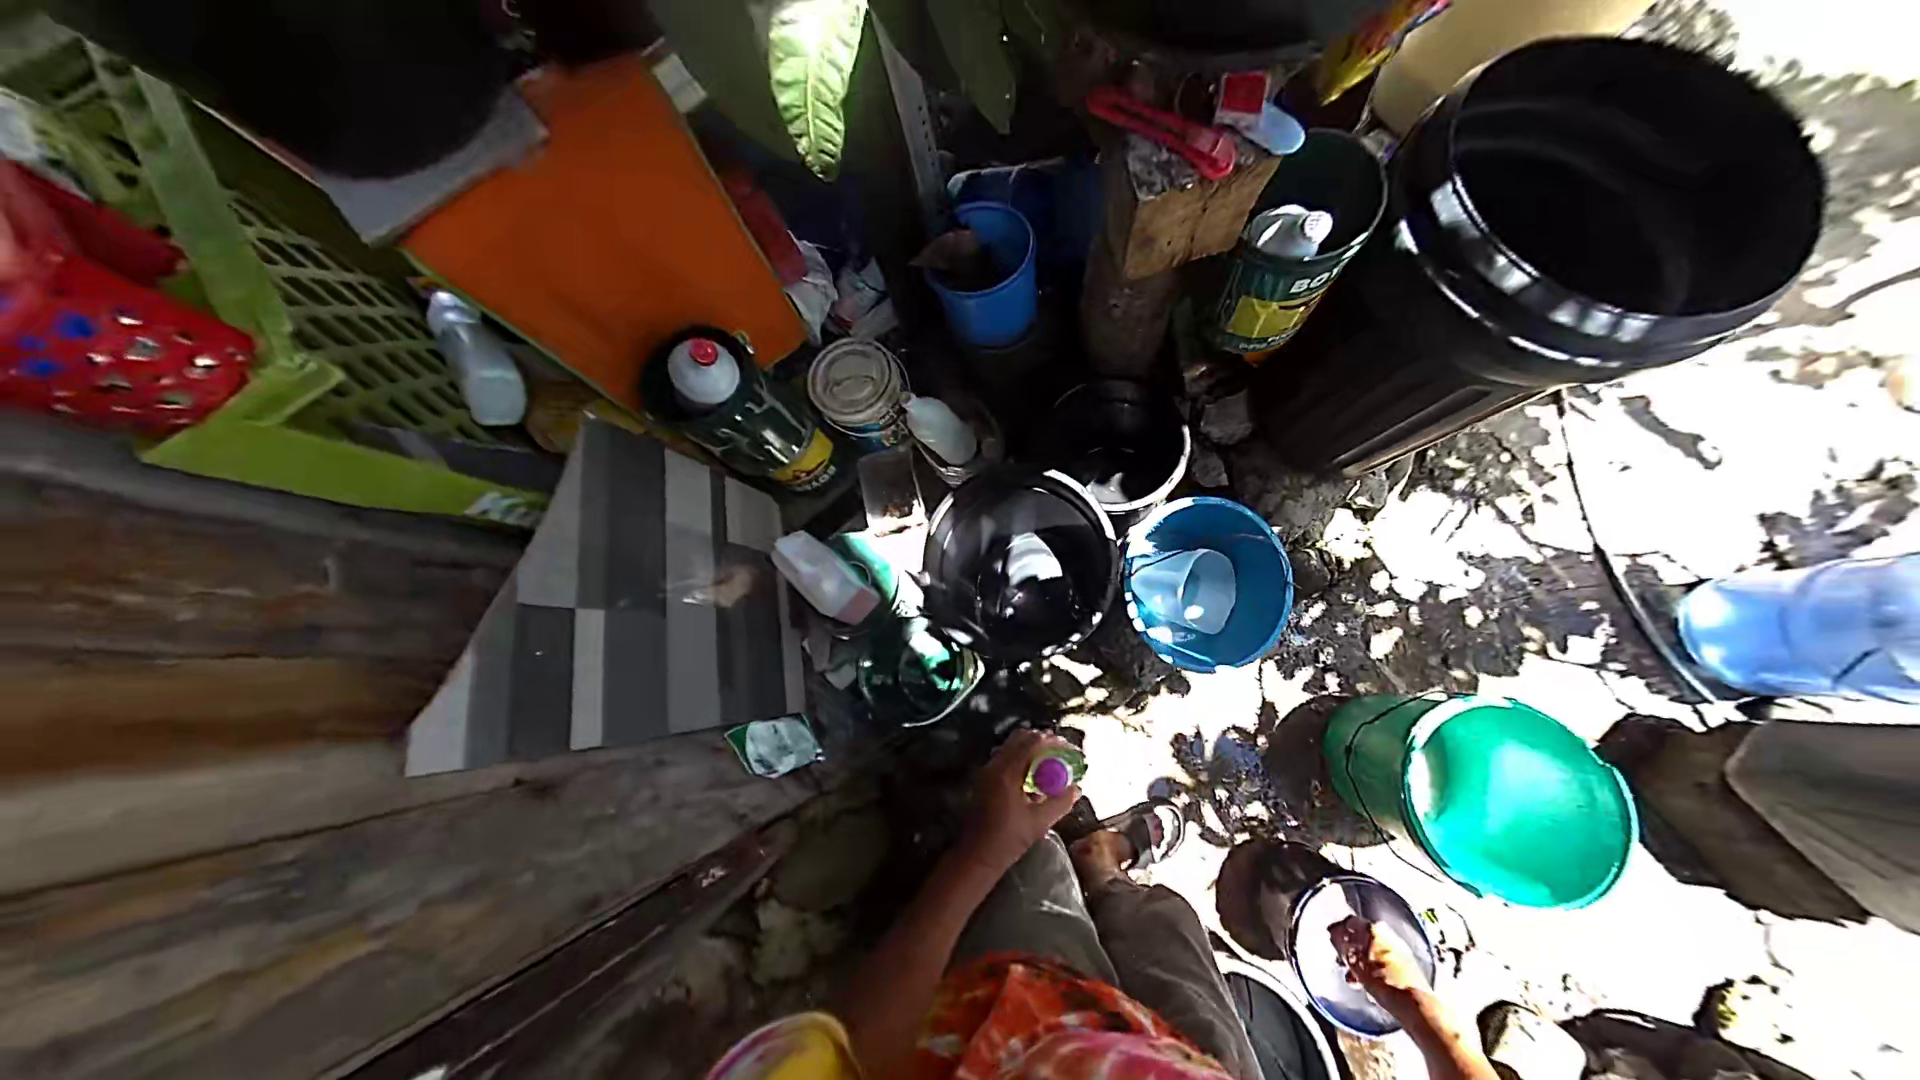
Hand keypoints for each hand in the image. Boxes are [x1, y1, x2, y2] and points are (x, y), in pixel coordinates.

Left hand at [958, 729, 1078, 871]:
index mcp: (1007, 773)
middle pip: (1019, 739)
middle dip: (1042, 740)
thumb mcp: (1039, 822)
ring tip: (1050, 759)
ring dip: (1030, 747)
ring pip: (1011, 746)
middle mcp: (994, 765)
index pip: (1031, 744)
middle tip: (1061, 750)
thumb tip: (1076, 789)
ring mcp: (987, 770)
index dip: (1052, 742)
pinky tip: (1033, 772)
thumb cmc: (1007, 840)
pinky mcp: (984, 778)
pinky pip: (1005, 757)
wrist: (976, 854)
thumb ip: (1060, 803)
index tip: (1068, 747)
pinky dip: (1020, 756)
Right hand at [1330, 917, 1429, 1008]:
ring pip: (1371, 952)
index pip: (1349, 922)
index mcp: (1375, 927)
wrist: (1417, 1008)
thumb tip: (1333, 932)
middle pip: (1361, 938)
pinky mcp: (1407, 968)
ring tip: (1356, 980)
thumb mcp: (1354, 961)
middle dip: (1350, 951)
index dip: (1338, 933)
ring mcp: (1400, 951)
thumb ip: (1340, 942)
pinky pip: (1382, 964)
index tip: (1332, 944)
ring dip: (1361, 964)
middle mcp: (1389, 935)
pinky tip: (1370, 986)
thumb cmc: (1385, 982)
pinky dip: (1373, 972)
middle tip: (1343, 964)